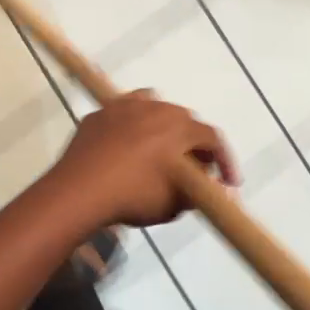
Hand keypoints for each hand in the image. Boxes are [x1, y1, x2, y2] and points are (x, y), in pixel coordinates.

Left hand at [48, 91, 240, 227]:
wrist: (80, 188)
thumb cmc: (134, 195)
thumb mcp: (174, 203)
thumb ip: (199, 193)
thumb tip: (212, 189)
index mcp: (178, 127)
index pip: (212, 137)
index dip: (224, 160)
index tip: (229, 182)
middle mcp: (154, 107)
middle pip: (183, 120)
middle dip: (193, 143)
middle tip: (195, 167)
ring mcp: (124, 106)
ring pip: (153, 107)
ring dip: (163, 127)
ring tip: (162, 150)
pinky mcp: (100, 113)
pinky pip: (124, 113)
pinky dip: (133, 125)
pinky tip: (129, 144)